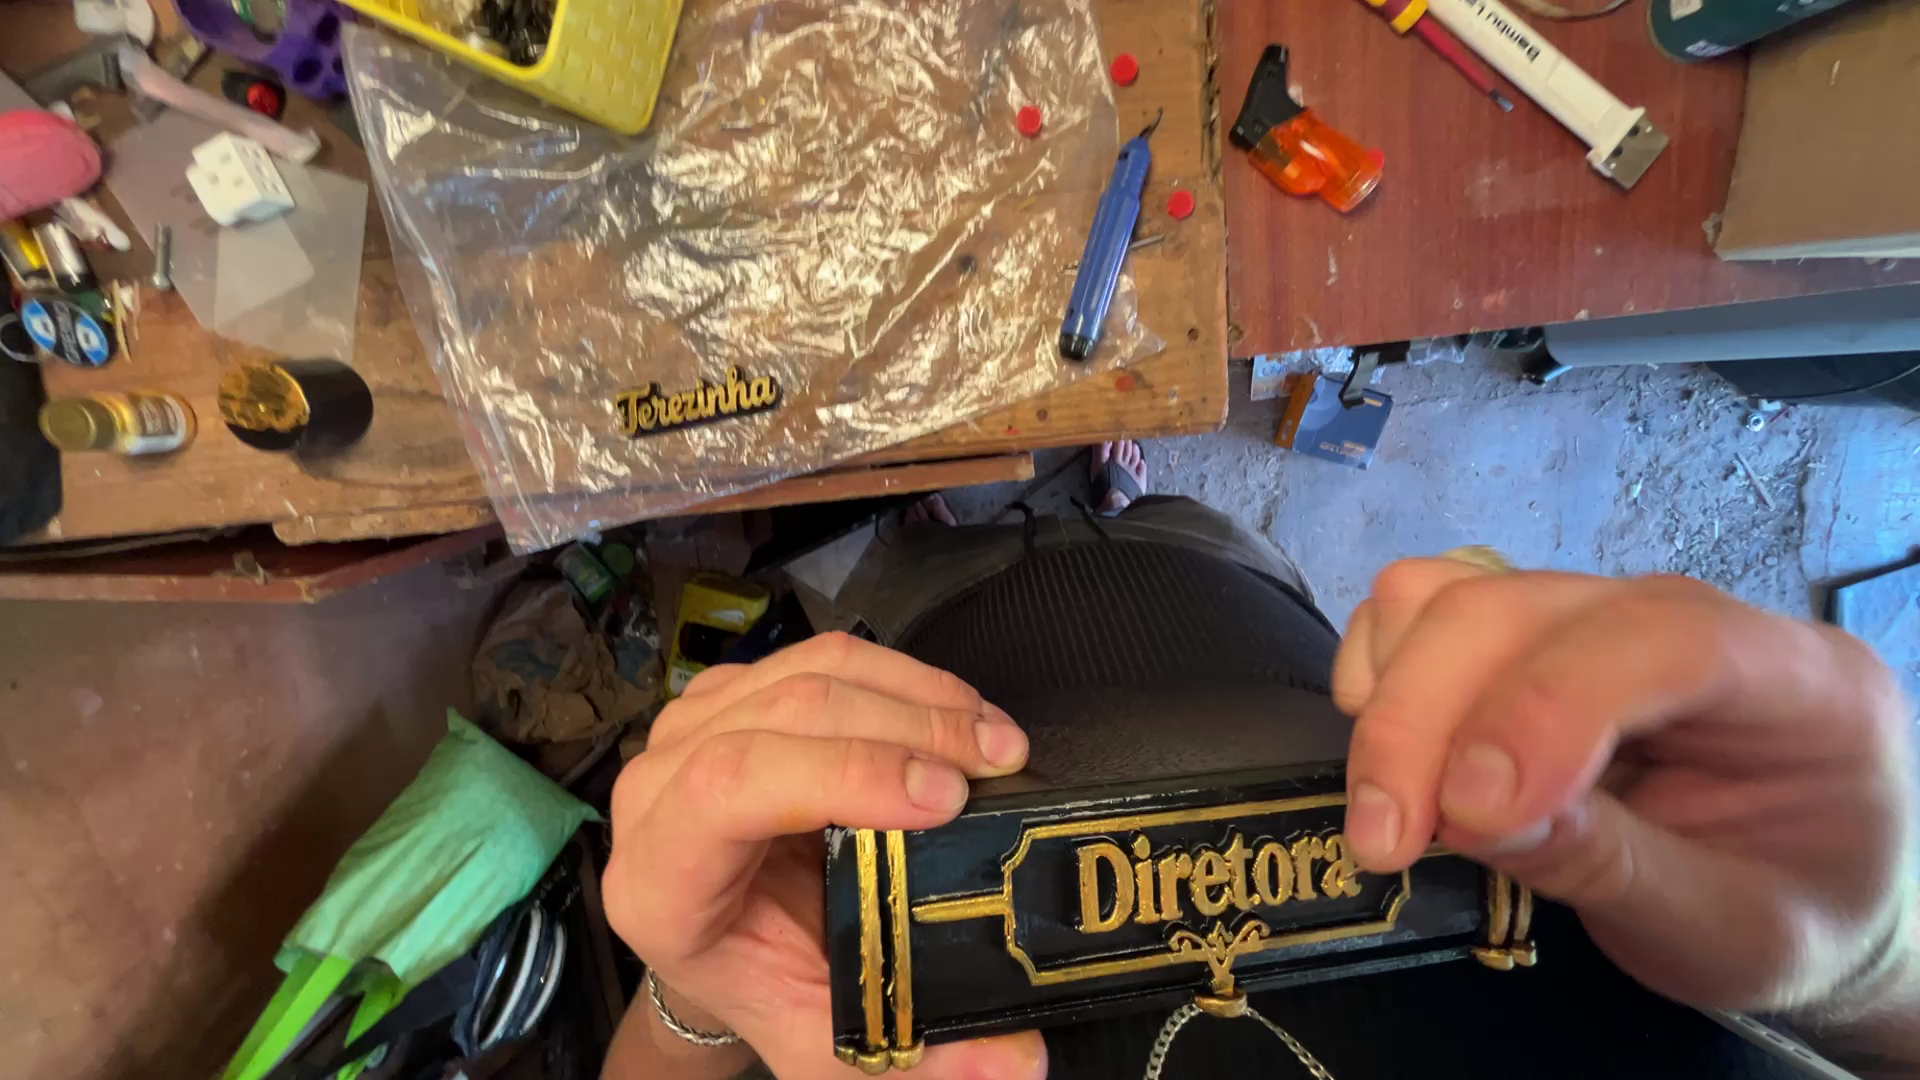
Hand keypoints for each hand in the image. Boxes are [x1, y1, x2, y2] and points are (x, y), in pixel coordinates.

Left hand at [603, 632, 1047, 1079]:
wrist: (720, 925)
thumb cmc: (761, 972)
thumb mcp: (822, 1033)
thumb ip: (916, 1056)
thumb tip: (1023, 1060)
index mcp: (659, 873)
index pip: (731, 788)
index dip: (846, 773)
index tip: (946, 797)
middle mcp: (660, 778)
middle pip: (790, 711)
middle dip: (912, 726)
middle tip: (1000, 759)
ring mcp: (698, 717)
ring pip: (816, 668)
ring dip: (920, 692)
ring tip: (994, 735)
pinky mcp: (738, 686)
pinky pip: (826, 654)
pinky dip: (904, 675)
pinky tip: (955, 709)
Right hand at [1334, 558, 1915, 1014]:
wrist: (1754, 879)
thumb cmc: (1770, 904)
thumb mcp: (1726, 929)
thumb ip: (1609, 866)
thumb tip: (1467, 815)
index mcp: (1788, 675)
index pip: (1648, 642)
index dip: (1542, 714)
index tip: (1468, 815)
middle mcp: (1659, 610)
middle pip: (1495, 612)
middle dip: (1419, 724)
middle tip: (1386, 838)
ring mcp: (1561, 604)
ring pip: (1426, 599)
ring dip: (1389, 703)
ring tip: (1399, 804)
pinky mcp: (1487, 618)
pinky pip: (1393, 612)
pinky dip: (1371, 678)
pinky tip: (1401, 750)